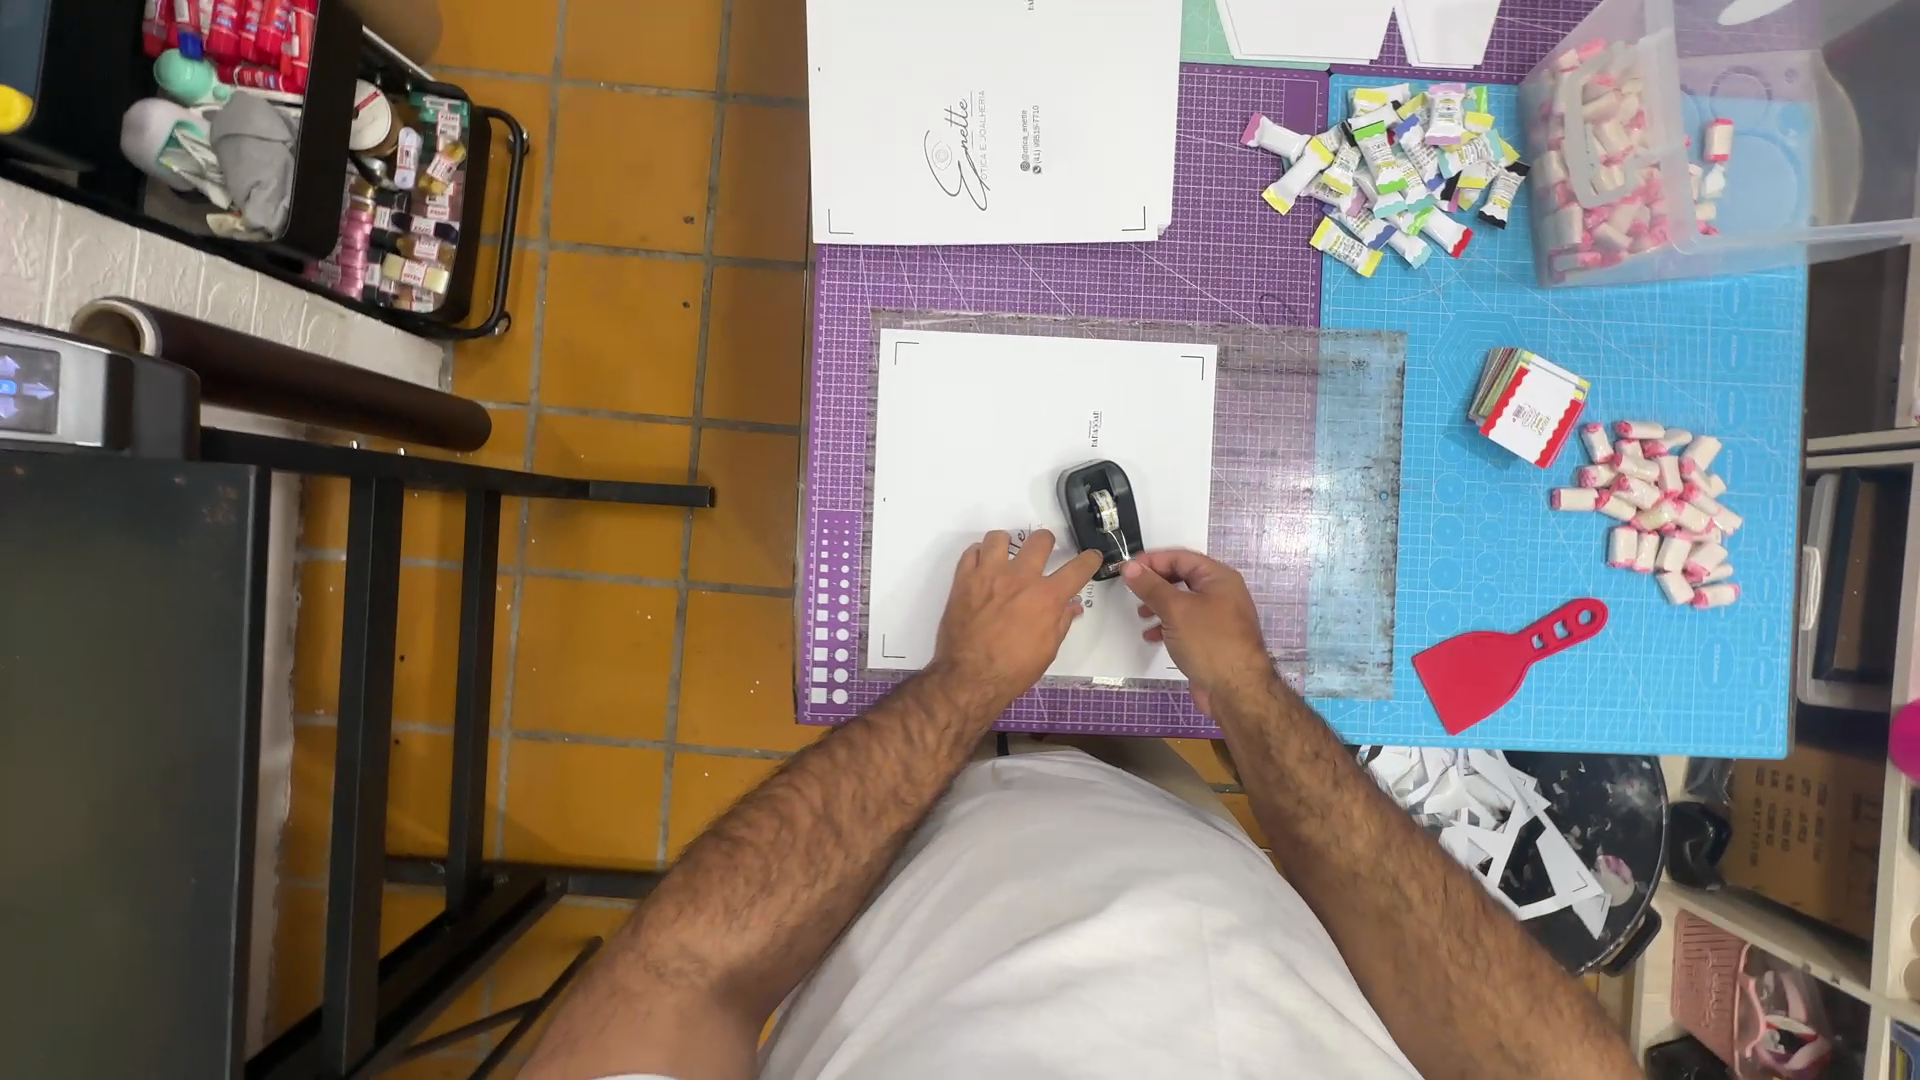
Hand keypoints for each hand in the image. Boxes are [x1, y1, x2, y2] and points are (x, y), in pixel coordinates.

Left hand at [928, 529, 1101, 714]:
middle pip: (1040, 540)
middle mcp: (1020, 578)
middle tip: (1043, 553)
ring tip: (1006, 557)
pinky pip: (971, 552)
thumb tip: (1072, 606)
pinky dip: (979, 556)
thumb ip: (1061, 621)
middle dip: (1047, 543)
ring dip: (1006, 545)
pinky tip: (982, 567)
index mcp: (1046, 597)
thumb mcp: (1047, 650)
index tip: (1091, 557)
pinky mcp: (963, 580)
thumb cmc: (1013, 670)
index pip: (1077, 568)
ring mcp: (989, 575)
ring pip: (999, 538)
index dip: (1089, 560)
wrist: (969, 678)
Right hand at [1121, 550, 1274, 714]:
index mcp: (1218, 577)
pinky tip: (1153, 635)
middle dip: (1155, 584)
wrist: (1235, 690)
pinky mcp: (1211, 638)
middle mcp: (1220, 593)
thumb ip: (1150, 586)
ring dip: (1158, 605)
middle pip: (1181, 578)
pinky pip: (1184, 623)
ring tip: (1141, 615)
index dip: (1152, 561)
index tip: (1128, 569)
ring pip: (1181, 602)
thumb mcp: (1175, 609)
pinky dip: (1167, 625)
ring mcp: (1217, 617)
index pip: (1180, 557)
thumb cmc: (1209, 642)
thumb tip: (1129, 567)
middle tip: (1132, 591)